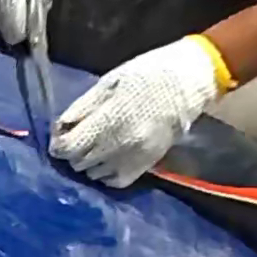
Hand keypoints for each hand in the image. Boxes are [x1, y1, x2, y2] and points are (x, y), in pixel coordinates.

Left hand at [51, 36, 222, 187]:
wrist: (198, 76)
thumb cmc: (149, 74)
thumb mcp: (109, 83)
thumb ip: (81, 108)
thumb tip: (59, 128)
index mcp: (108, 121)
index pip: (66, 149)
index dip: (58, 144)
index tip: (63, 136)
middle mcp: (118, 144)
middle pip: (76, 162)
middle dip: (75, 151)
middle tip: (85, 137)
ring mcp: (132, 157)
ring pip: (91, 173)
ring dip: (91, 162)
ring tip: (102, 144)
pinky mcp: (145, 164)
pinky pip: (112, 181)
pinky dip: (107, 173)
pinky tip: (112, 157)